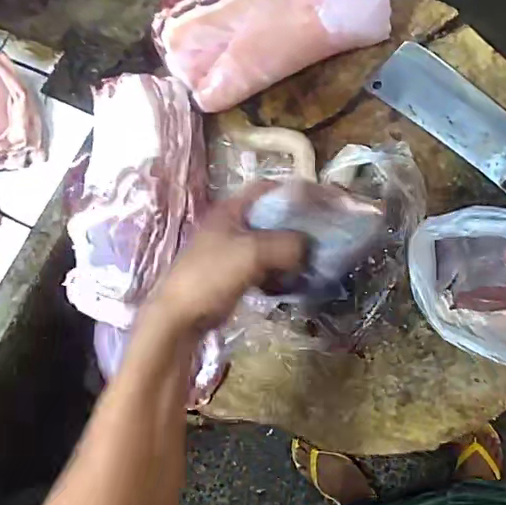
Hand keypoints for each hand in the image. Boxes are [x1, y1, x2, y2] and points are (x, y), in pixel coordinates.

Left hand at [136, 184, 305, 335]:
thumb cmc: (212, 274)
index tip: (320, 203)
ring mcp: (233, 249)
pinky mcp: (236, 273)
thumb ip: (287, 244)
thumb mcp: (253, 252)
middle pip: (272, 217)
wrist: (181, 316)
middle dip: (298, 226)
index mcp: (232, 209)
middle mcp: (233, 224)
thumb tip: (309, 247)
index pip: (268, 188)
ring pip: (271, 244)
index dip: (294, 192)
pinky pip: (266, 266)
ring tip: (314, 260)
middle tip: (324, 235)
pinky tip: (295, 281)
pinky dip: (280, 271)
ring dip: (291, 252)